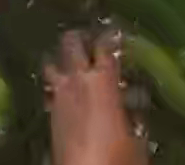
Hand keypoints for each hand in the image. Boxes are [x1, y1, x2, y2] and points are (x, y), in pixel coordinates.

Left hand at [43, 30, 146, 164]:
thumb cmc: (116, 158)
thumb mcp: (136, 141)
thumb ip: (134, 118)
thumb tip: (134, 109)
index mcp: (103, 81)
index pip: (106, 48)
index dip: (110, 37)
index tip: (116, 32)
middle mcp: (78, 78)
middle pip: (72, 42)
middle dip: (79, 37)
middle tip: (87, 38)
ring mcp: (60, 92)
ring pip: (53, 61)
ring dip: (60, 58)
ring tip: (68, 60)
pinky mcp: (49, 109)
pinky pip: (48, 87)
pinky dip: (54, 83)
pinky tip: (60, 88)